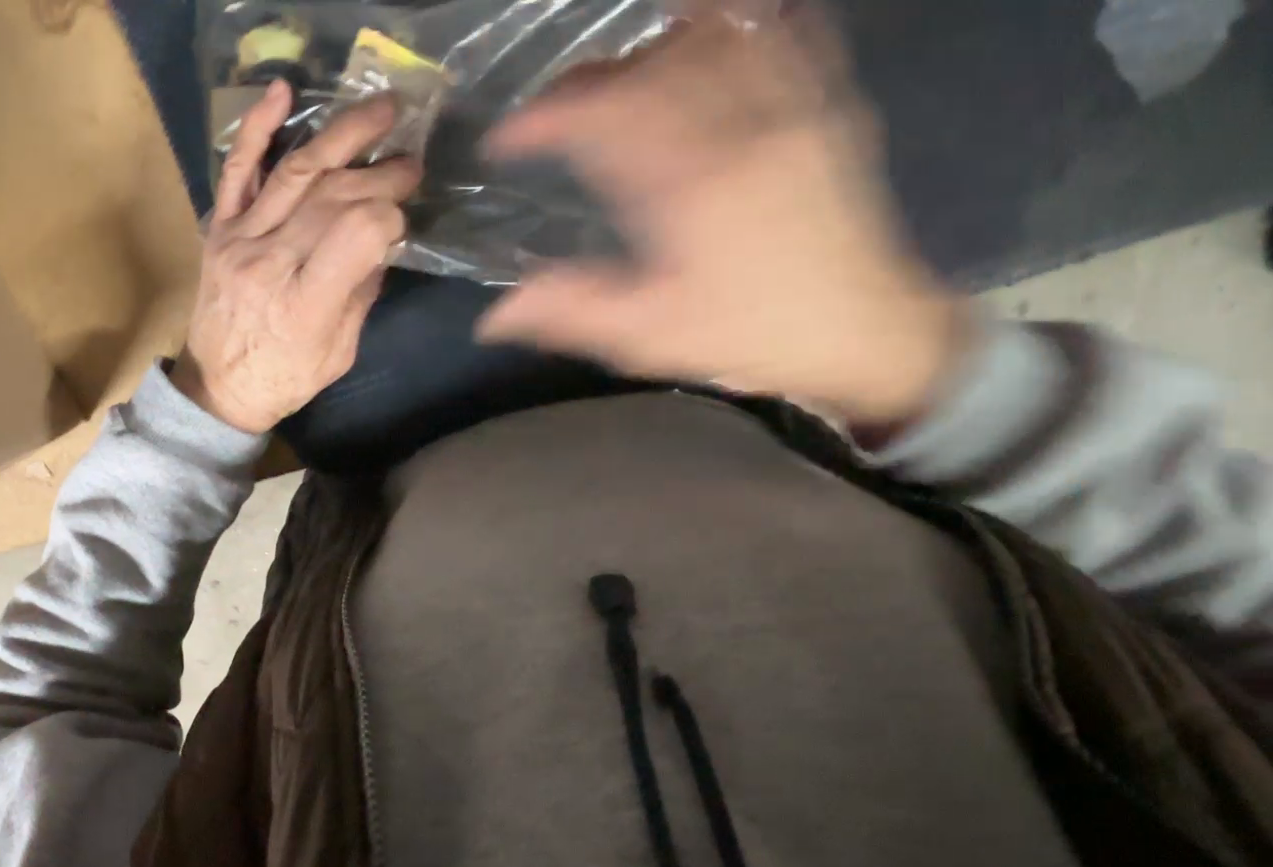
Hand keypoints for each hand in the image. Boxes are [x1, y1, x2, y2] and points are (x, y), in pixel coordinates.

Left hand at [176, 84, 420, 433]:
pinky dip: (257, 128)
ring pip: (296, 173)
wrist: (218, 388)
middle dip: (379, 173)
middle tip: (409, 161)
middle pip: (333, 196)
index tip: (401, 220)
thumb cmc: (285, 378)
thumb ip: (361, 293)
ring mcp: (239, 240)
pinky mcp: (219, 229)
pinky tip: (283, 92)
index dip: (389, 216)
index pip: (358, 231)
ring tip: (381, 110)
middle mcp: (270, 263)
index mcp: (306, 304)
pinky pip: (236, 170)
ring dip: (342, 134)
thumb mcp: (339, 352)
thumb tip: (383, 238)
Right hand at [476, 9, 966, 425]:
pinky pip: (784, 32)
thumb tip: (492, 317)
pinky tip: (701, 29)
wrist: (871, 333)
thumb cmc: (754, 338)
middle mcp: (745, 130)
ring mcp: (794, 109)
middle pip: (651, 65)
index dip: (545, 115)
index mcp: (694, 189)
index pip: (605, 116)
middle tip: (552, 111)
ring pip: (714, 35)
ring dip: (651, 45)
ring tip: (613, 74)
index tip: (506, 138)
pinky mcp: (829, 106)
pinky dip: (735, 20)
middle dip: (587, 79)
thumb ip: (572, 314)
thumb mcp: (651, 338)